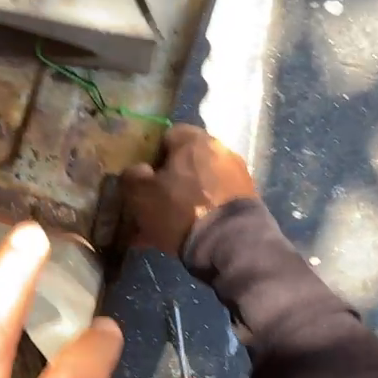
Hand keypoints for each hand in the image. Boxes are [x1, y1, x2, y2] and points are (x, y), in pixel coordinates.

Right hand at [122, 125, 258, 258]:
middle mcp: (219, 149)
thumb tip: (136, 171)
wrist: (227, 242)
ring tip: (166, 224)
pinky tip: (183, 233)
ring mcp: (236, 174)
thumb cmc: (179, 210)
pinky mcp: (246, 198)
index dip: (150, 155)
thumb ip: (132, 176)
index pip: (167, 135)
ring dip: (183, 198)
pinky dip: (198, 212)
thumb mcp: (140, 193)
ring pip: (199, 184)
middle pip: (185, 161)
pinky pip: (213, 201)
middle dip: (168, 179)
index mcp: (192, 140)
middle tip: (152, 202)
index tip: (141, 177)